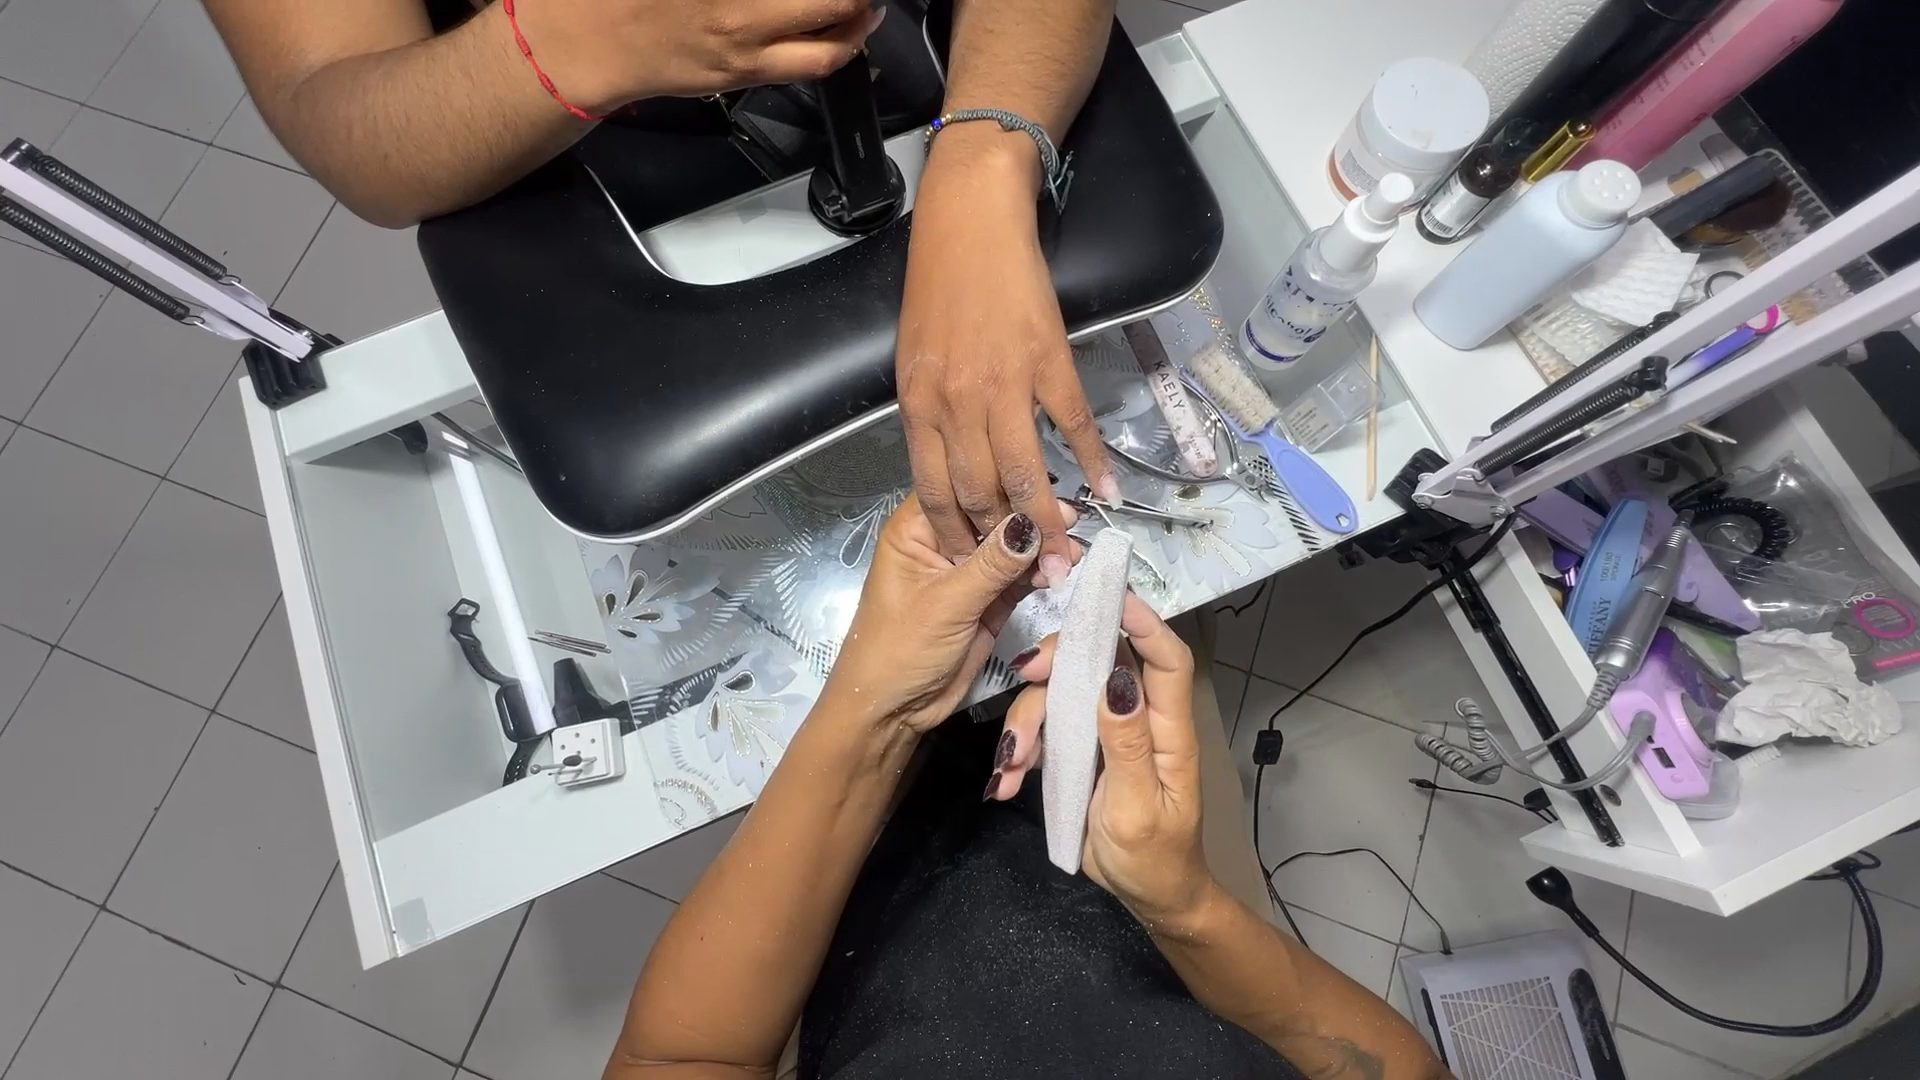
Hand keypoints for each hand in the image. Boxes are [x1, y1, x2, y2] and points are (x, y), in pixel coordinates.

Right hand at [515, 0, 883, 110]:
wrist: (593, 42)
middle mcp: (743, 10)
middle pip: (830, 0)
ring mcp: (748, 46)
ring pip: (831, 44)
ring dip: (859, 24)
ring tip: (868, 8)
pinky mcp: (746, 74)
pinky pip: (808, 66)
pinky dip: (837, 48)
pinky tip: (844, 33)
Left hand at [823, 497, 1078, 733]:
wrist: (892, 712)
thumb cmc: (900, 649)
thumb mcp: (946, 603)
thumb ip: (992, 564)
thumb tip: (1033, 521)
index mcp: (917, 526)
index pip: (964, 488)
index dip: (1004, 485)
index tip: (1046, 490)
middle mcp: (943, 539)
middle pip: (993, 516)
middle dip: (1029, 519)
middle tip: (1069, 521)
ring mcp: (967, 570)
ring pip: (1011, 547)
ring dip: (1040, 548)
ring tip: (1073, 549)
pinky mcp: (987, 599)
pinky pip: (1019, 576)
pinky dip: (1039, 574)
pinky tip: (1062, 569)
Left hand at [897, 125, 1117, 574]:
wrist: (969, 222)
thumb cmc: (936, 290)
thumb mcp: (912, 361)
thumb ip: (928, 418)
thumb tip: (948, 469)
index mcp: (920, 405)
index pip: (935, 491)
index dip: (956, 536)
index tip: (973, 568)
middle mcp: (959, 404)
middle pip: (982, 492)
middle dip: (1005, 544)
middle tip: (1029, 579)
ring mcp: (1007, 383)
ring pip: (1027, 471)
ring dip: (1049, 520)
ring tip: (1067, 554)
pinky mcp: (1049, 360)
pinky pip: (1072, 424)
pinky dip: (1090, 459)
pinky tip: (1105, 489)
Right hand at [990, 595, 1213, 924]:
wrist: (1145, 896)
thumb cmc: (1155, 858)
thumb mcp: (1139, 810)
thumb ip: (1127, 745)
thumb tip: (1117, 679)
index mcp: (1167, 729)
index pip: (1168, 660)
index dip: (1145, 622)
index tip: (1109, 595)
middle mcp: (1135, 717)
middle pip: (1099, 662)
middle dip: (1059, 660)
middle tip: (1025, 671)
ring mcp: (1101, 728)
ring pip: (1059, 692)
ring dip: (1027, 719)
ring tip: (1011, 763)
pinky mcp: (1075, 745)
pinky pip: (1041, 726)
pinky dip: (1019, 747)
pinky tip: (1006, 779)